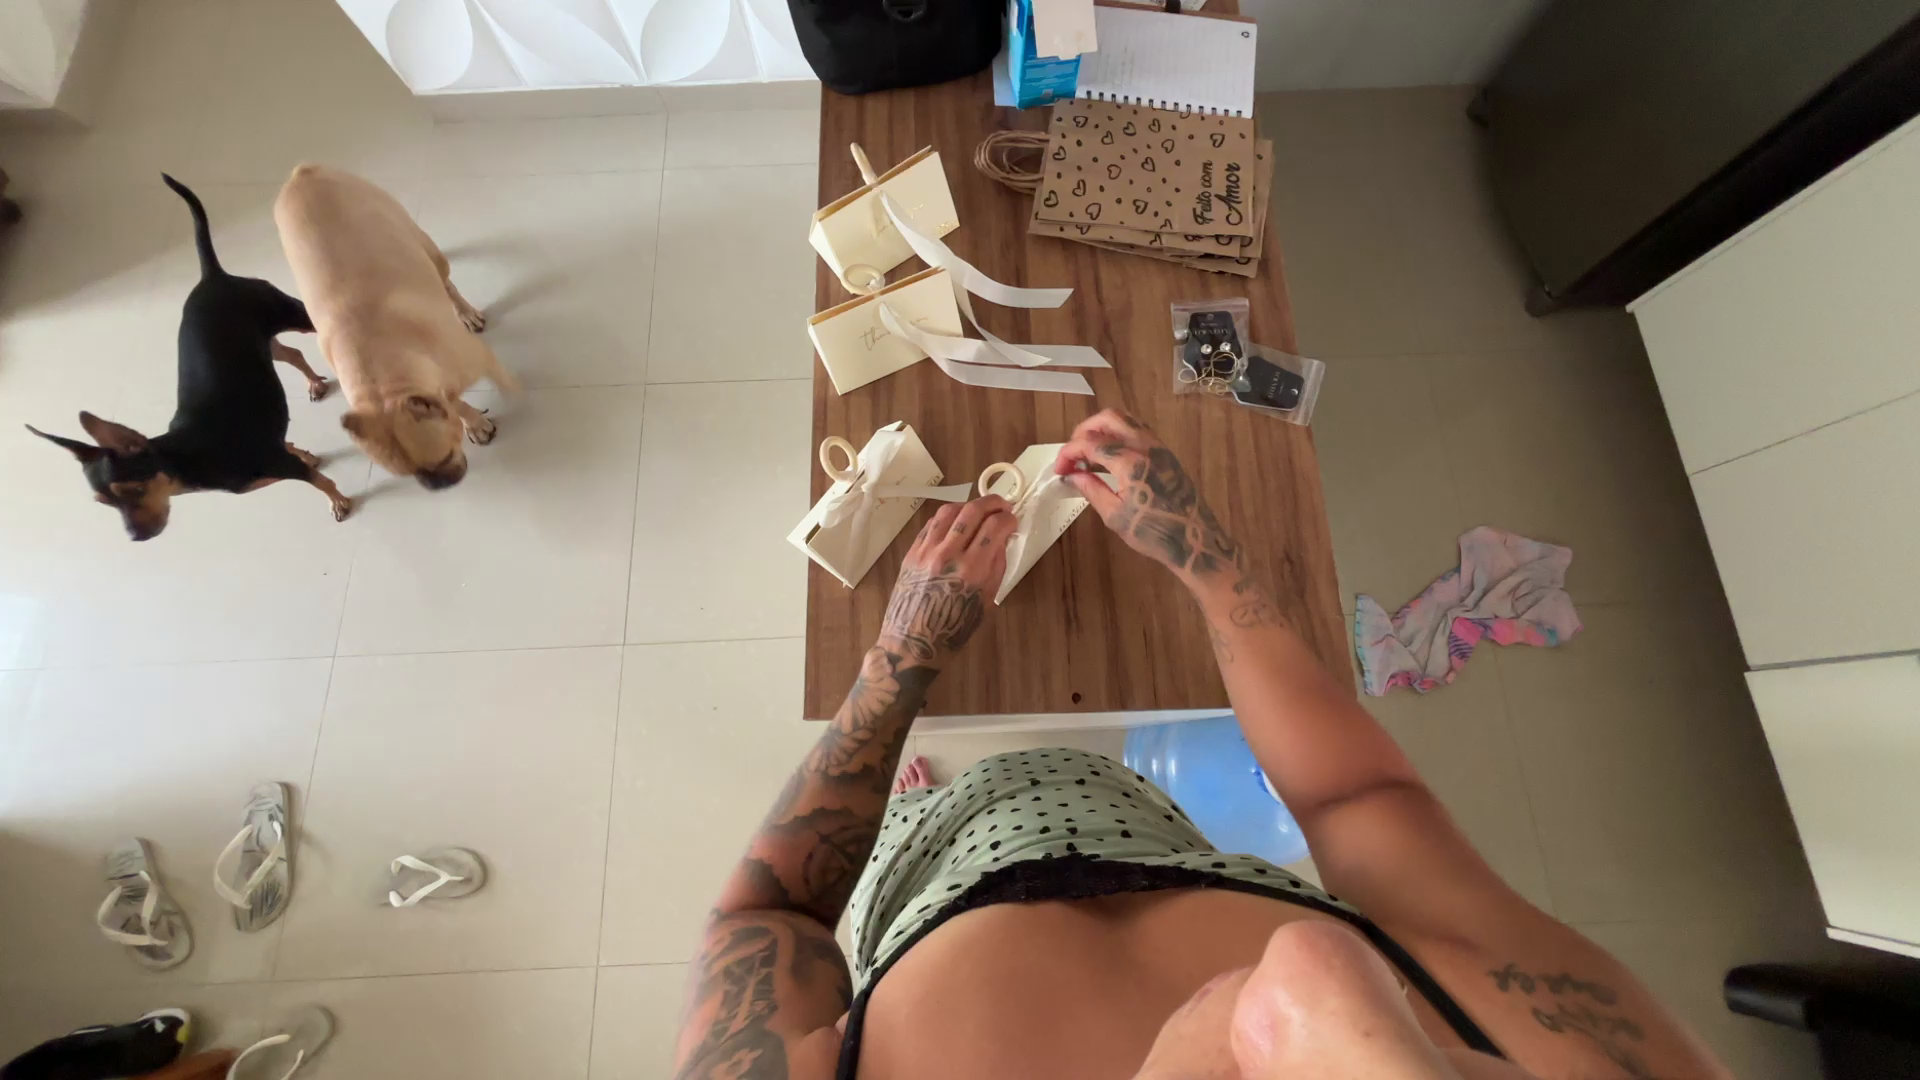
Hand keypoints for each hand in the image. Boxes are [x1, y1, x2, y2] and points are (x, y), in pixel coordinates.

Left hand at [878, 495, 1016, 667]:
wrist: (912, 644)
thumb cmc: (955, 630)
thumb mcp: (986, 601)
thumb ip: (996, 566)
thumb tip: (1002, 538)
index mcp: (973, 571)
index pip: (995, 527)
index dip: (1009, 518)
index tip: (1013, 520)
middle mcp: (949, 555)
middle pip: (973, 511)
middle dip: (993, 502)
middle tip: (1002, 504)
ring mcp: (927, 551)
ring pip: (949, 511)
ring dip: (969, 505)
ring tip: (979, 510)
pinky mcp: (911, 552)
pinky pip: (931, 524)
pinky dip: (948, 517)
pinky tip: (956, 522)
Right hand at [1054, 409, 1243, 584]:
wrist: (1194, 540)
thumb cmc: (1153, 533)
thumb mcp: (1115, 516)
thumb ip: (1091, 489)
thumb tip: (1071, 476)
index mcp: (1130, 462)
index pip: (1090, 443)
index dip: (1068, 453)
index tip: (1059, 469)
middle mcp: (1145, 446)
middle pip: (1108, 419)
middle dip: (1083, 431)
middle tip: (1073, 454)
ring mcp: (1158, 447)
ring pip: (1125, 421)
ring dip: (1102, 431)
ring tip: (1089, 455)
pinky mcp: (1166, 453)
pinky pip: (1137, 432)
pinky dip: (1118, 436)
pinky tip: (1109, 458)